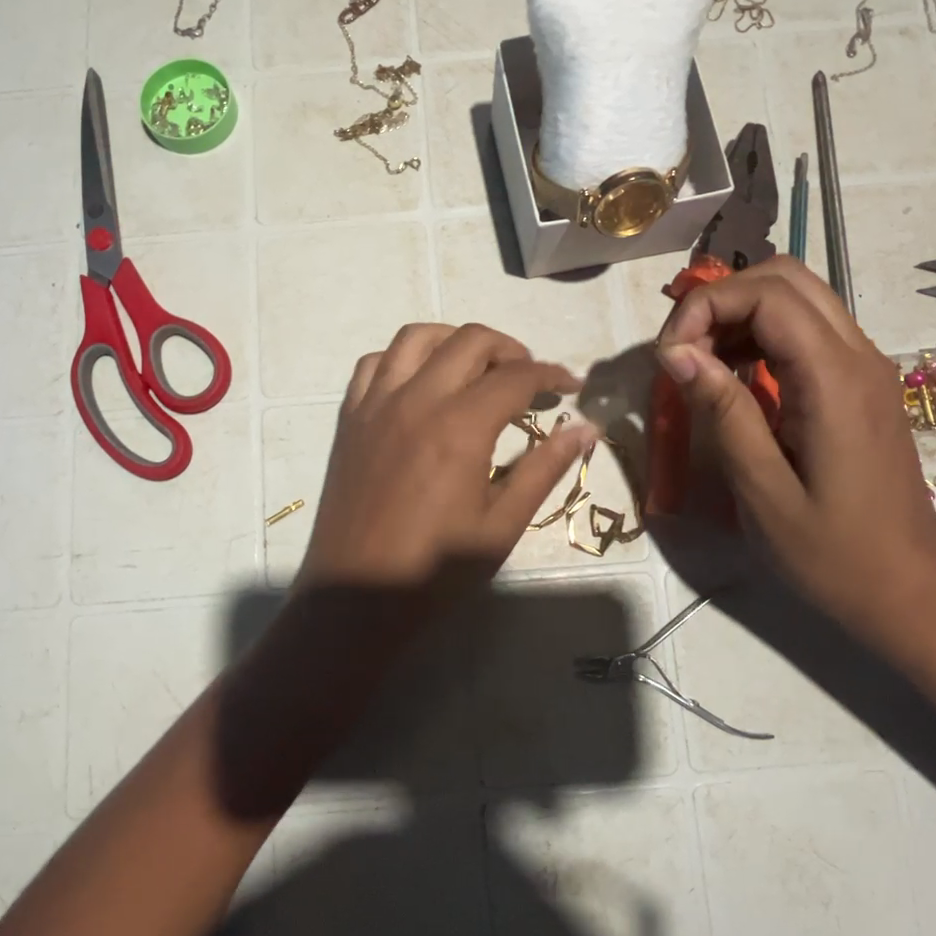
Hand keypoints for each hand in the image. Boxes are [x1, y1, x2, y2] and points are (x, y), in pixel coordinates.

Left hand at [300, 323, 597, 592]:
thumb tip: (585, 428)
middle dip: (509, 350)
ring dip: (454, 341)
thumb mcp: (502, 525)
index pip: (516, 377)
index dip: (551, 375)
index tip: (570, 386)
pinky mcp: (350, 418)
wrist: (356, 597)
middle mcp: (416, 400)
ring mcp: (376, 404)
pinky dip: (404, 358)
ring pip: (417, 337)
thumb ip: (544, 469)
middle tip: (528, 379)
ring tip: (476, 368)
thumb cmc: (435, 571)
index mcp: (460, 427)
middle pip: (469, 341)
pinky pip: (375, 363)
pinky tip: (420, 384)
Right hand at [654, 257, 935, 629]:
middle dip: (722, 298)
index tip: (669, 355)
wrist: (907, 588)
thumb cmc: (831, 552)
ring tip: (701, 364)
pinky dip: (761, 333)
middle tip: (682, 351)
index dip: (706, 307)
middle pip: (786, 277)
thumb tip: (676, 352)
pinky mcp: (860, 383)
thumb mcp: (762, 491)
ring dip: (740, 313)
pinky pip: (807, 329)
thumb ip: (723, 412)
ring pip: (798, 297)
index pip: (768, 294)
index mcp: (835, 380)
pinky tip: (734, 378)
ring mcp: (865, 367)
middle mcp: (858, 356)